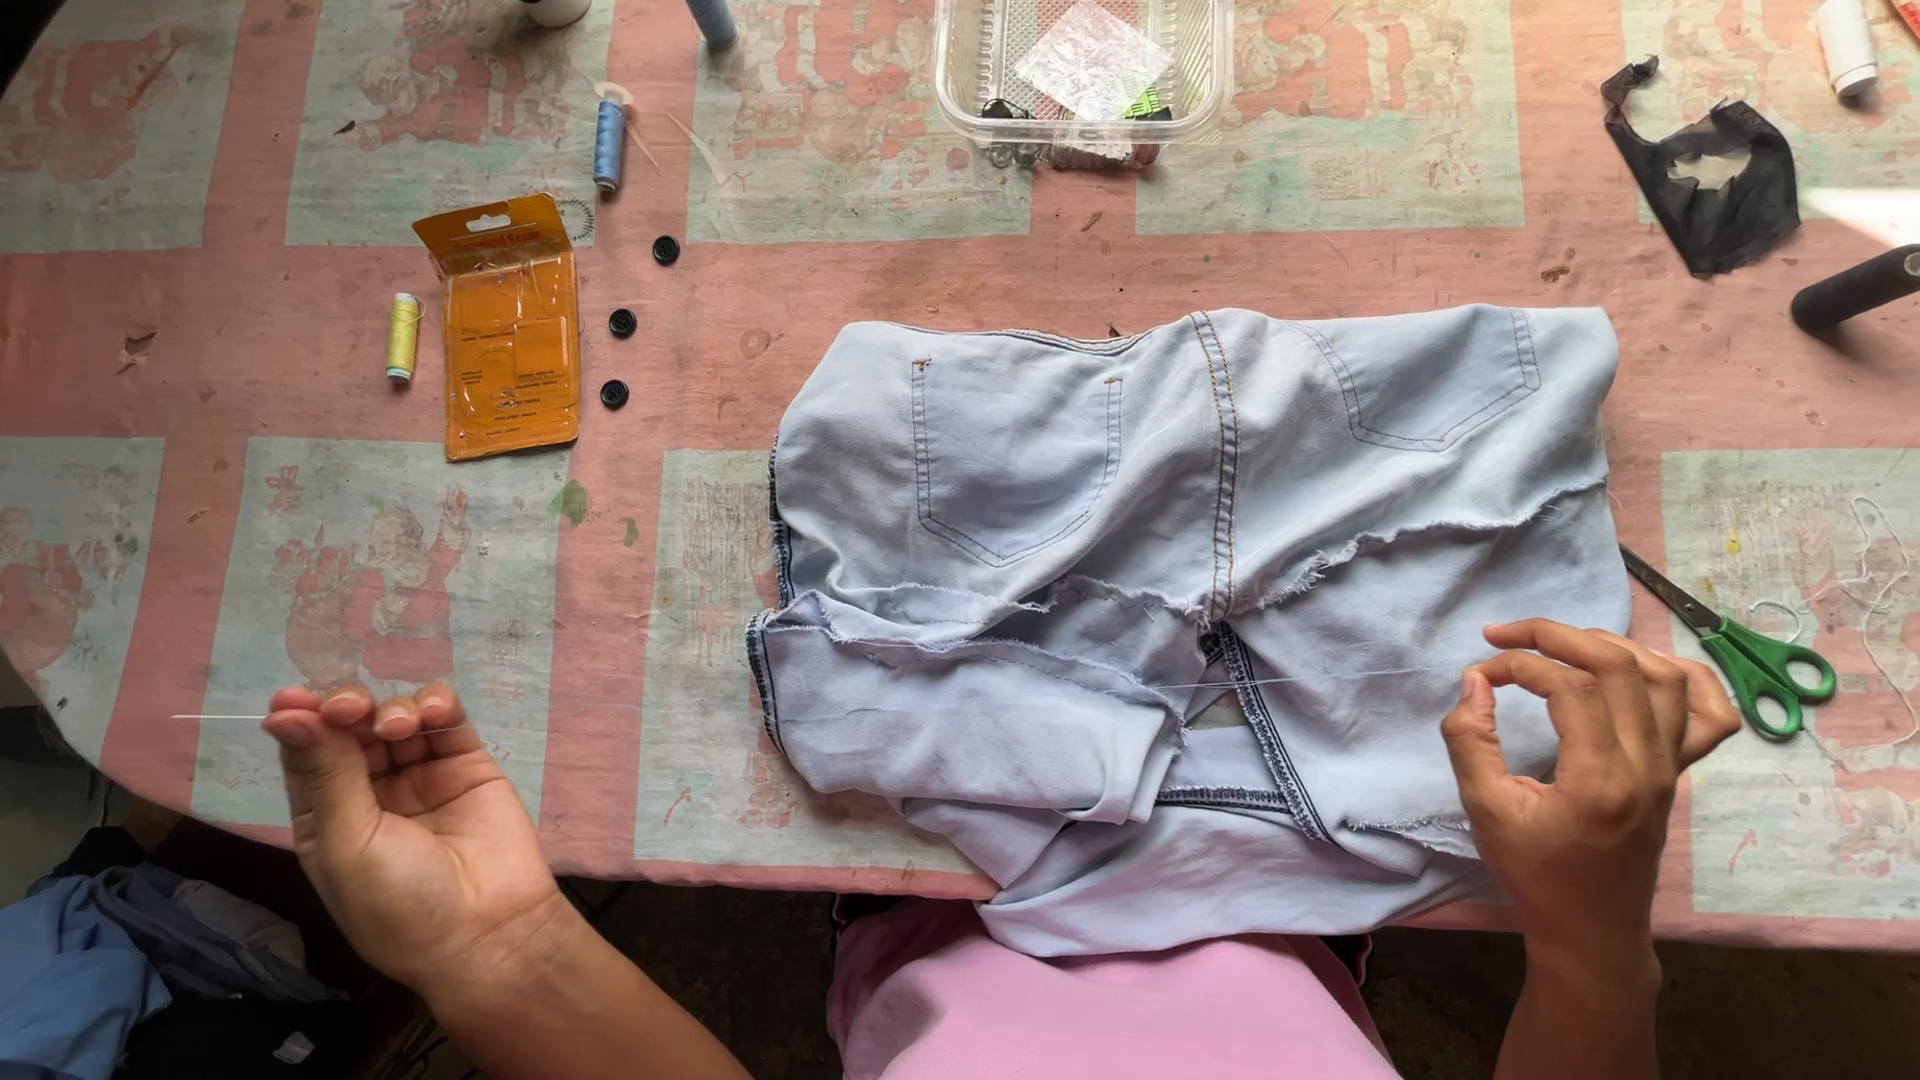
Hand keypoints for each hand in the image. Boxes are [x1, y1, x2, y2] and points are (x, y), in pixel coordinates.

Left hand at [262, 685, 568, 994]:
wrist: (483, 924)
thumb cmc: (397, 899)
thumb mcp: (348, 842)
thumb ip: (328, 774)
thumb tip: (286, 714)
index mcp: (330, 818)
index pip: (308, 757)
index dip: (299, 725)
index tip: (291, 697)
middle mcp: (374, 792)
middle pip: (353, 731)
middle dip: (347, 710)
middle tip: (347, 707)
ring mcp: (424, 775)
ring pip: (400, 720)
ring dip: (392, 709)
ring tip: (396, 725)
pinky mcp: (469, 764)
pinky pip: (449, 724)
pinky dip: (438, 707)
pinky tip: (430, 712)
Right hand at [1440, 619, 1740, 975]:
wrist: (1590, 927)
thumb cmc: (1531, 869)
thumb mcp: (1482, 806)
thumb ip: (1470, 739)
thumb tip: (1475, 680)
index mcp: (1601, 778)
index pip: (1569, 687)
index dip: (1517, 665)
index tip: (1479, 675)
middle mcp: (1650, 766)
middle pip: (1620, 666)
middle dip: (1557, 635)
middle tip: (1505, 634)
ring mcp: (1674, 768)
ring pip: (1665, 677)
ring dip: (1607, 645)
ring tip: (1556, 644)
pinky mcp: (1679, 772)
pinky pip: (1708, 712)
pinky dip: (1680, 675)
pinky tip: (1638, 666)